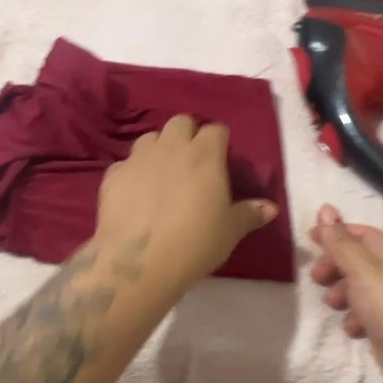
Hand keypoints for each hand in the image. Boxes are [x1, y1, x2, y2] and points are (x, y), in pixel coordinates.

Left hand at [94, 115, 277, 292]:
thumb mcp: (230, 231)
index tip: (221, 157)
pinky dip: (132, 172)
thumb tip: (270, 207)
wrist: (140, 260)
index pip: (216, 130)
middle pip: (180, 122)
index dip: (219, 141)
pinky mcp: (112, 175)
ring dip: (158, 148)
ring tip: (162, 172)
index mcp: (205, 155)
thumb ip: (249, 214)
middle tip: (192, 160)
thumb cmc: (195, 243)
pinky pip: (125, 164)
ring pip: (149, 138)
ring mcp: (138, 159)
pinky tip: (135, 193)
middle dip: (187, 134)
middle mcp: (170, 148)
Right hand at [309, 204, 382, 382]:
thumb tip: (325, 209)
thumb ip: (340, 243)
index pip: (364, 235)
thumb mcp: (362, 270)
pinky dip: (354, 320)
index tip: (311, 236)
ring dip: (341, 293)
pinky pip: (365, 317)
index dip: (339, 232)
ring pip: (359, 290)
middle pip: (358, 262)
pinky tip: (352, 330)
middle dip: (334, 266)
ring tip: (333, 304)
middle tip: (317, 277)